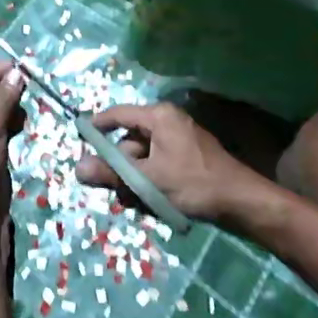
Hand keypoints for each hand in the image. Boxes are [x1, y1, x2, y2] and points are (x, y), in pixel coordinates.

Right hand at [74, 104, 268, 222]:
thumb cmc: (192, 183)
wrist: (239, 201)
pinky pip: (156, 165)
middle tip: (117, 191)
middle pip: (129, 141)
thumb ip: (112, 173)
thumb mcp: (148, 180)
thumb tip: (78, 167)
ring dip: (135, 181)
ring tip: (139, 203)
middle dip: (121, 169)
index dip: (97, 126)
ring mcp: (178, 140)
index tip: (78, 138)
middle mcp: (167, 122)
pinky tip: (153, 203)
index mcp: (159, 117)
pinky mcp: (185, 157)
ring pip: (142, 158)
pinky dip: (150, 183)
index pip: (118, 114)